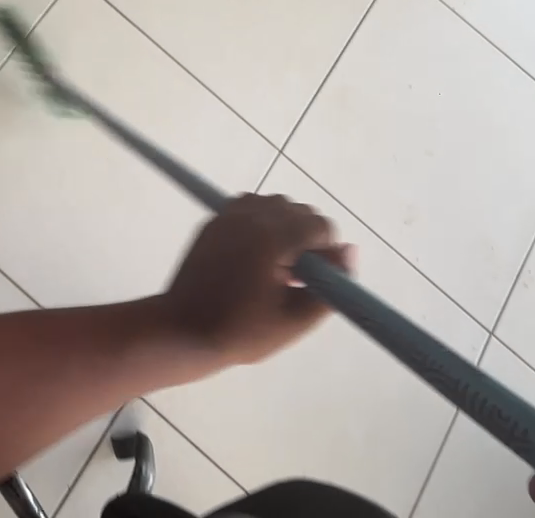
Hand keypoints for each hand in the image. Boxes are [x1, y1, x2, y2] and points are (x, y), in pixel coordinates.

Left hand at [159, 194, 351, 365]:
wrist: (184, 328)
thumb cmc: (242, 331)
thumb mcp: (295, 319)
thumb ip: (329, 286)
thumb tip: (349, 251)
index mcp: (271, 238)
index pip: (318, 224)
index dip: (327, 250)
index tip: (317, 278)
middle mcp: (248, 217)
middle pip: (294, 209)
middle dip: (306, 236)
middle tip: (299, 275)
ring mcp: (225, 216)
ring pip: (270, 204)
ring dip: (282, 226)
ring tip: (278, 265)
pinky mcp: (211, 223)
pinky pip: (246, 208)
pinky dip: (259, 223)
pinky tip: (255, 257)